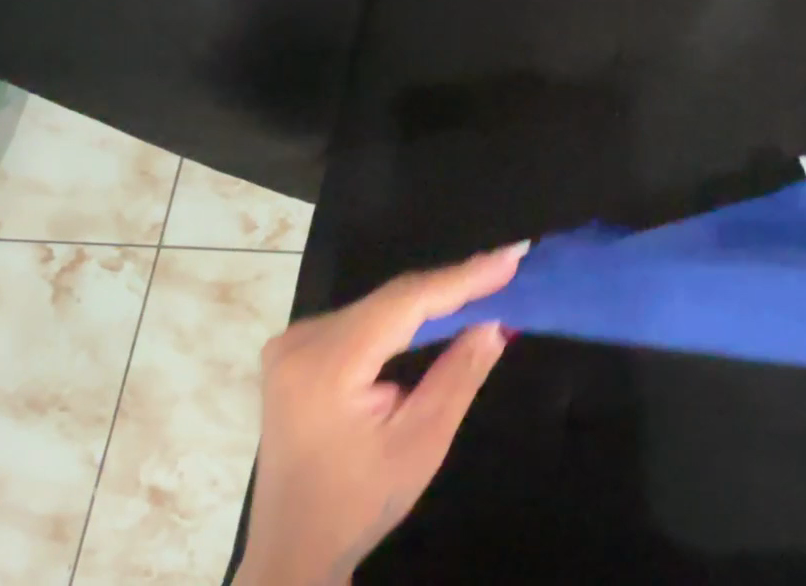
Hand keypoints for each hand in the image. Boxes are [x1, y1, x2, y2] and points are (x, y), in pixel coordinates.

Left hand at [234, 242, 527, 585]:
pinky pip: (367, 319)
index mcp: (325, 364)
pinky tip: (444, 310)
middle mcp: (302, 339)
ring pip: (382, 305)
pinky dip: (408, 316)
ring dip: (435, 300)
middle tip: (510, 270)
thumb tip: (495, 321)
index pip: (407, 302)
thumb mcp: (422, 442)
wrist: (293, 547)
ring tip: (489, 284)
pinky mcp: (299, 350)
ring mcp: (295, 342)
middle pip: (393, 299)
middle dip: (455, 286)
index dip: (464, 277)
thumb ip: (459, 374)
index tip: (513, 257)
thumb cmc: (359, 503)